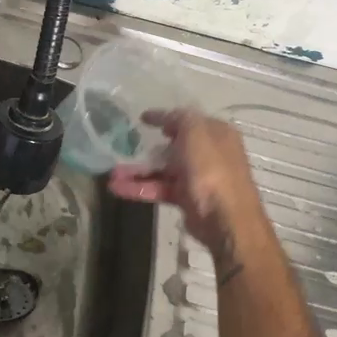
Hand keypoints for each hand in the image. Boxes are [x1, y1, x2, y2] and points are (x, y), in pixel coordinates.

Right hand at [107, 109, 257, 272]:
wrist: (224, 218)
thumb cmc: (211, 168)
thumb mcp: (195, 133)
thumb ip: (179, 119)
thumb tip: (165, 118)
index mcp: (216, 134)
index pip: (187, 121)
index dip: (166, 118)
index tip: (142, 118)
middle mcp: (208, 153)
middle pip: (173, 147)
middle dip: (147, 148)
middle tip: (124, 146)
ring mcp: (197, 177)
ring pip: (162, 170)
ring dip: (137, 170)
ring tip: (111, 173)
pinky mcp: (186, 198)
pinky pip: (159, 189)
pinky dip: (139, 188)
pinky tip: (117, 188)